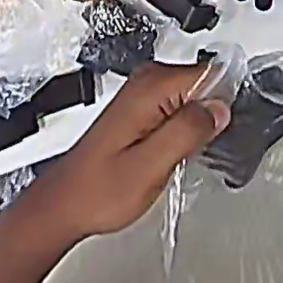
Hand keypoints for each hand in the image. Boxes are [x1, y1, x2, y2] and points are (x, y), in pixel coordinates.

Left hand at [14, 63, 229, 246]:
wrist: (62, 207)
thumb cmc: (96, 191)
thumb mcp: (150, 166)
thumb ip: (188, 131)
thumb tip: (219, 108)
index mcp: (153, 86)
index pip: (215, 75)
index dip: (220, 109)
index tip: (207, 134)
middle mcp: (149, 80)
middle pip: (208, 85)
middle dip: (208, 119)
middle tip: (183, 151)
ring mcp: (147, 90)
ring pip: (198, 99)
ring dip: (195, 128)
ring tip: (170, 155)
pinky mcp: (146, 104)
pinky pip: (184, 107)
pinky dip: (183, 130)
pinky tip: (166, 152)